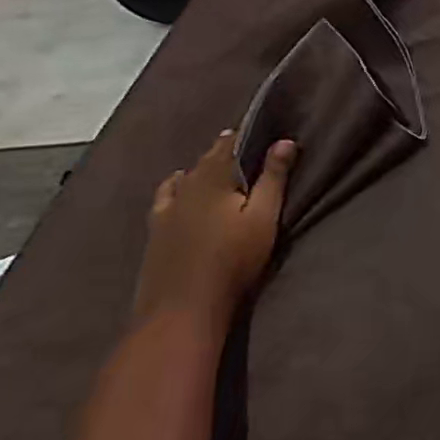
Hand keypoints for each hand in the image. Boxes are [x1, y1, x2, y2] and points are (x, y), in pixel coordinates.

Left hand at [132, 131, 295, 326]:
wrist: (183, 308)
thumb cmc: (233, 260)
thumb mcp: (264, 218)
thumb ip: (274, 178)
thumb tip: (285, 141)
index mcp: (214, 178)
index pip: (228, 145)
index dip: (242, 136)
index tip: (257, 131)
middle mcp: (186, 187)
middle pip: (206, 160)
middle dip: (223, 151)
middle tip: (241, 148)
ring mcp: (166, 209)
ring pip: (185, 177)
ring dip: (201, 169)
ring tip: (214, 166)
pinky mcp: (155, 231)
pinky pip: (165, 197)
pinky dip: (175, 187)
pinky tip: (176, 188)